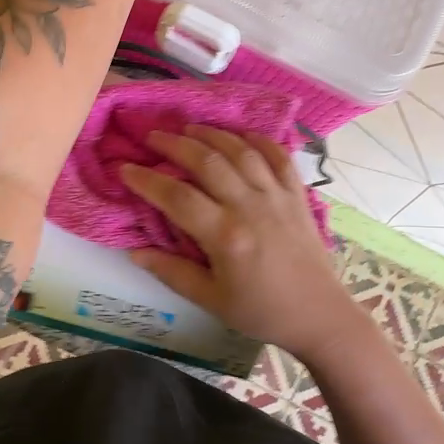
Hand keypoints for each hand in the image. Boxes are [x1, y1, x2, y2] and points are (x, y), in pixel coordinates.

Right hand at [119, 125, 367, 358]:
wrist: (318, 315)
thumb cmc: (261, 312)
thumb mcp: (211, 300)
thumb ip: (171, 272)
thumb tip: (134, 251)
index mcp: (225, 236)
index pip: (177, 197)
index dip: (146, 180)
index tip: (124, 168)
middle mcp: (250, 207)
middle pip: (207, 161)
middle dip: (175, 144)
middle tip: (152, 136)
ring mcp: (277, 196)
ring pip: (241, 151)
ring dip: (212, 134)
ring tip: (188, 128)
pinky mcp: (298, 195)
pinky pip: (278, 156)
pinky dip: (259, 140)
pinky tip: (240, 134)